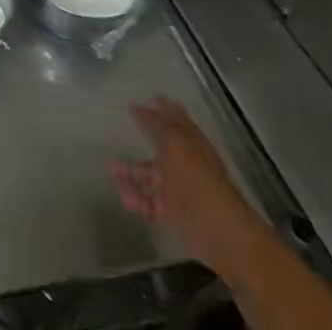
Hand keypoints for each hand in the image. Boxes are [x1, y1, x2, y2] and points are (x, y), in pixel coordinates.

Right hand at [109, 97, 261, 269]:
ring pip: (152, 177)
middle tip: (127, 127)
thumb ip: (159, 126)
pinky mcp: (176, 214)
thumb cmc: (198, 183)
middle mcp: (187, 166)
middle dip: (145, 140)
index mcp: (192, 146)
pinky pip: (151, 202)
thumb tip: (142, 106)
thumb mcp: (176, 147)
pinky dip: (137, 199)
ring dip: (132, 173)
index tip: (152, 97)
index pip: (177, 122)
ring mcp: (181, 191)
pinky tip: (124, 197)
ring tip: (110, 168)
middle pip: (163, 148)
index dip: (165, 109)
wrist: (221, 233)